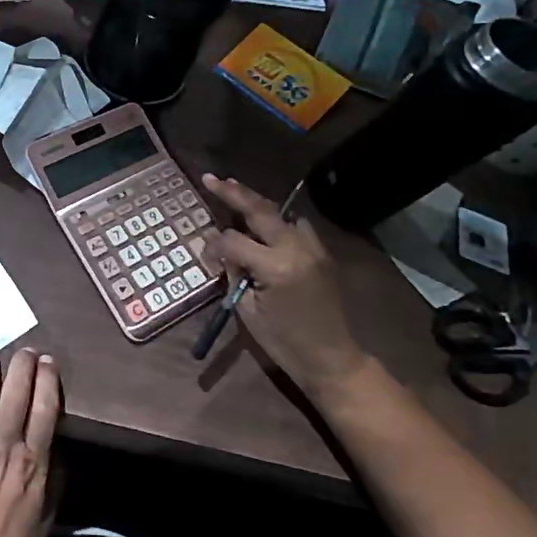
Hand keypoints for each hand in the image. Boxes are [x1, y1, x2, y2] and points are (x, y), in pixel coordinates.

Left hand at [0, 349, 61, 536]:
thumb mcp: (46, 516)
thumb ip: (55, 476)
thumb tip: (59, 442)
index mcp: (35, 467)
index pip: (45, 410)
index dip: (47, 380)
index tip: (48, 361)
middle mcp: (6, 453)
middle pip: (15, 396)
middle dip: (22, 366)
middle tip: (24, 351)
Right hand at [202, 174, 370, 396]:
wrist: (331, 358)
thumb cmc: (282, 341)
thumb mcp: (247, 310)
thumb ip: (233, 273)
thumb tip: (220, 251)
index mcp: (275, 267)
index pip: (232, 240)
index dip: (213, 245)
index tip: (206, 257)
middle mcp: (296, 249)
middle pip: (260, 210)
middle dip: (232, 193)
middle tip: (210, 179)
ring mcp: (313, 248)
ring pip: (281, 213)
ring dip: (256, 203)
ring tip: (233, 190)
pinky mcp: (322, 253)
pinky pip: (297, 226)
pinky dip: (278, 220)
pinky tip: (264, 223)